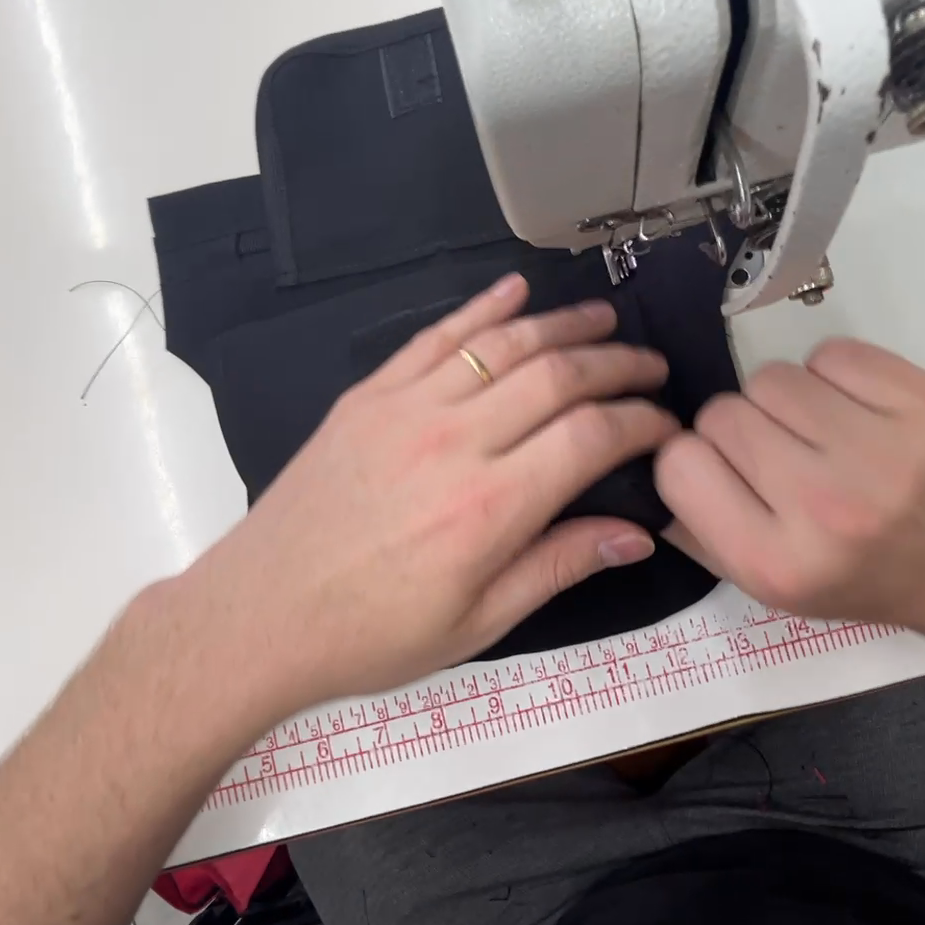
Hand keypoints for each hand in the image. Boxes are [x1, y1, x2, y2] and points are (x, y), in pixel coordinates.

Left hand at [180, 273, 676, 713]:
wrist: (259, 615)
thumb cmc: (372, 634)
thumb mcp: (477, 622)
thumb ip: (559, 566)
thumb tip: (637, 534)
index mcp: (490, 507)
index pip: (592, 436)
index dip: (641, 422)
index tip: (665, 425)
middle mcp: (455, 441)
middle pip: (558, 375)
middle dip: (617, 364)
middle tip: (650, 365)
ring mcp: (406, 408)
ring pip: (503, 344)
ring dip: (562, 324)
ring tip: (604, 318)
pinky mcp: (368, 395)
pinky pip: (435, 335)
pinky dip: (480, 307)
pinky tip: (514, 290)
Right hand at [654, 338, 924, 635]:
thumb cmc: (849, 575)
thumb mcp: (758, 580)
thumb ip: (692, 525)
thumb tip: (643, 456)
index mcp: (776, 562)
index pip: (679, 462)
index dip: (692, 460)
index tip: (722, 472)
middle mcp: (829, 510)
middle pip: (723, 412)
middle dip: (739, 430)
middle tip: (778, 458)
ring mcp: (889, 456)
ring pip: (773, 376)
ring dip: (782, 400)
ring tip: (817, 434)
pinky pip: (832, 352)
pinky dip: (832, 376)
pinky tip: (856, 414)